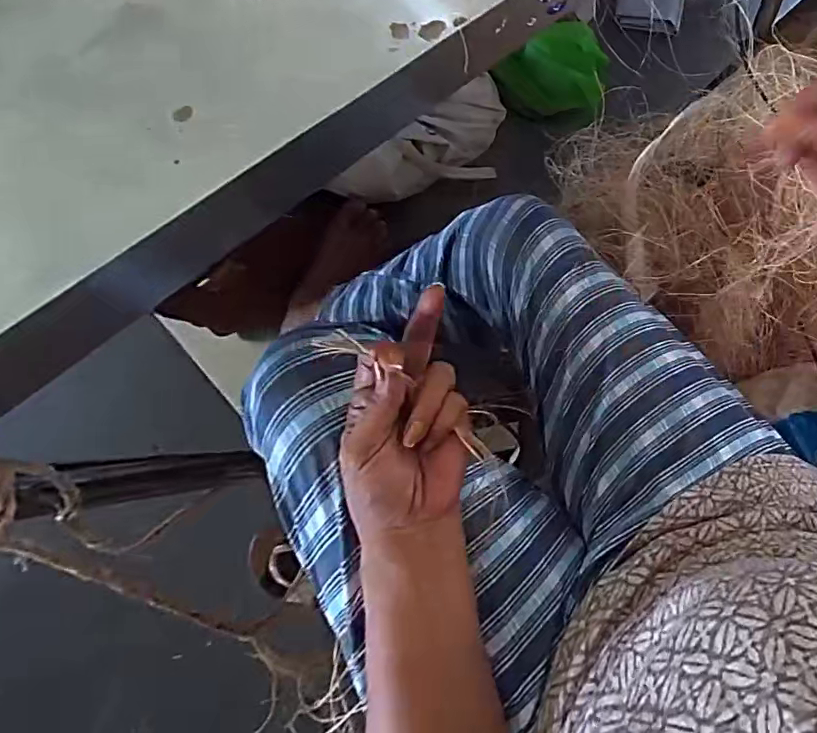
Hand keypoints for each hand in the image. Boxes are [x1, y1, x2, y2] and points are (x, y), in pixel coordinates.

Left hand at [340, 285, 473, 543]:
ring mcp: (432, 402)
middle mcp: (404, 391)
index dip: (387, 351)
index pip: (379, 357)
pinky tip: (431, 445)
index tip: (391, 356)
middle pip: (417, 346)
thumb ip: (377, 404)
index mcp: (372, 394)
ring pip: (440, 374)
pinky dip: (442, 424)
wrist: (409, 523)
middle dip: (427, 319)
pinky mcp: (456, 418)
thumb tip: (393, 363)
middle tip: (435, 293)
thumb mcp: (360, 448)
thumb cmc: (374, 490)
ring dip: (426, 408)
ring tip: (413, 441)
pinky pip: (456, 401)